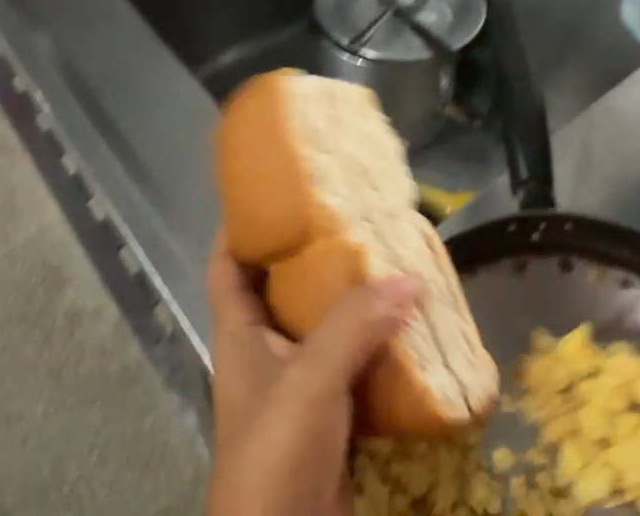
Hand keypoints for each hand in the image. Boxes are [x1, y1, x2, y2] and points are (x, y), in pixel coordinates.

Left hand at [205, 236, 419, 515]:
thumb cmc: (274, 452)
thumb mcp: (309, 380)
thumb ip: (355, 325)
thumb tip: (411, 276)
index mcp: (239, 333)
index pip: (227, 262)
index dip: (241, 223)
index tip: (278, 187)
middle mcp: (265, 352)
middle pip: (284, 287)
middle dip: (318, 254)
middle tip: (360, 218)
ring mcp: (298, 386)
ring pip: (325, 326)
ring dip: (356, 299)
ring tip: (395, 260)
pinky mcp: (331, 416)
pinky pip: (355, 365)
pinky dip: (379, 344)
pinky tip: (412, 326)